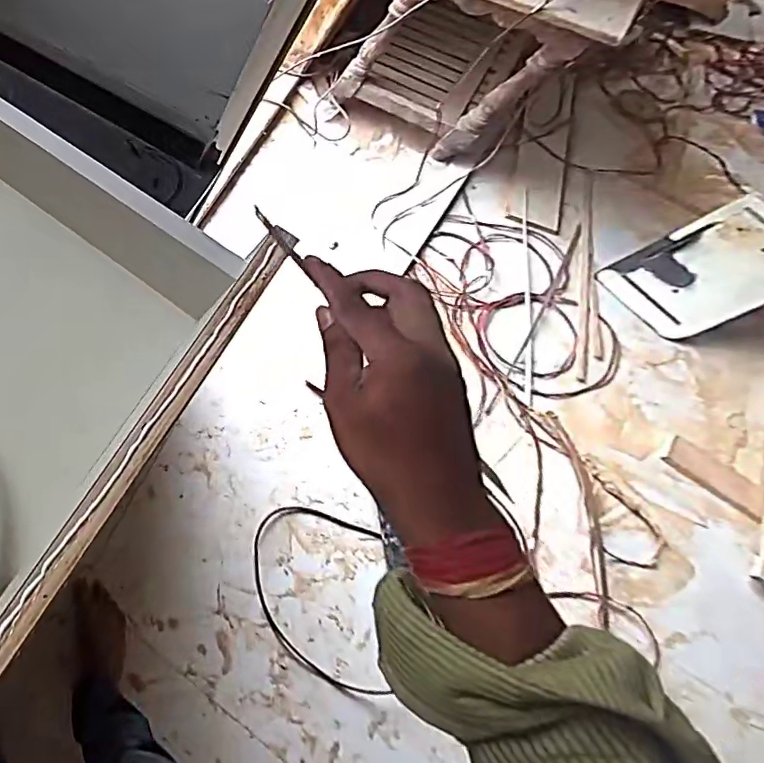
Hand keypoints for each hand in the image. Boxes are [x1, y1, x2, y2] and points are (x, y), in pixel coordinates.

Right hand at [303, 258, 498, 545]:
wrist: (438, 500)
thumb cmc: (386, 459)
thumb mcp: (343, 402)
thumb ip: (336, 350)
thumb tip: (327, 316)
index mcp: (400, 356)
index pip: (356, 304)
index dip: (330, 280)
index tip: (314, 264)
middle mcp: (431, 352)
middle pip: (405, 290)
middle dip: (370, 279)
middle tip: (339, 285)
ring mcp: (446, 363)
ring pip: (418, 309)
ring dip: (384, 300)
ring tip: (350, 315)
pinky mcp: (450, 376)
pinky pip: (423, 332)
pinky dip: (396, 322)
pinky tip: (371, 342)